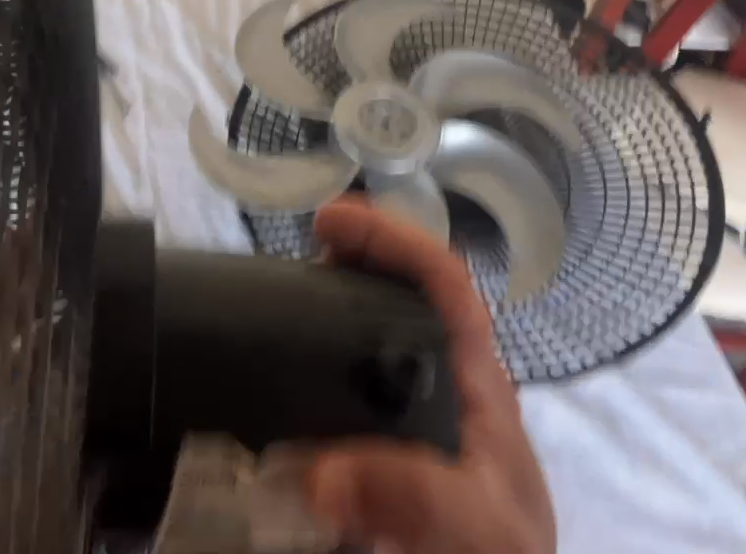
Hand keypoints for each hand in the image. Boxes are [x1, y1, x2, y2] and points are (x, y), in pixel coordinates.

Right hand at [304, 201, 555, 553]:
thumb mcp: (477, 528)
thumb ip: (418, 495)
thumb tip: (320, 471)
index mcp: (473, 380)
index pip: (443, 281)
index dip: (391, 238)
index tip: (328, 222)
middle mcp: (441, 381)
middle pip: (399, 292)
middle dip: (348, 259)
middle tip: (288, 262)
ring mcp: (409, 412)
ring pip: (366, 332)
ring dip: (323, 304)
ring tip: (269, 305)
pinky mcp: (377, 445)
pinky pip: (334, 386)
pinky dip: (303, 365)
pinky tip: (268, 379)